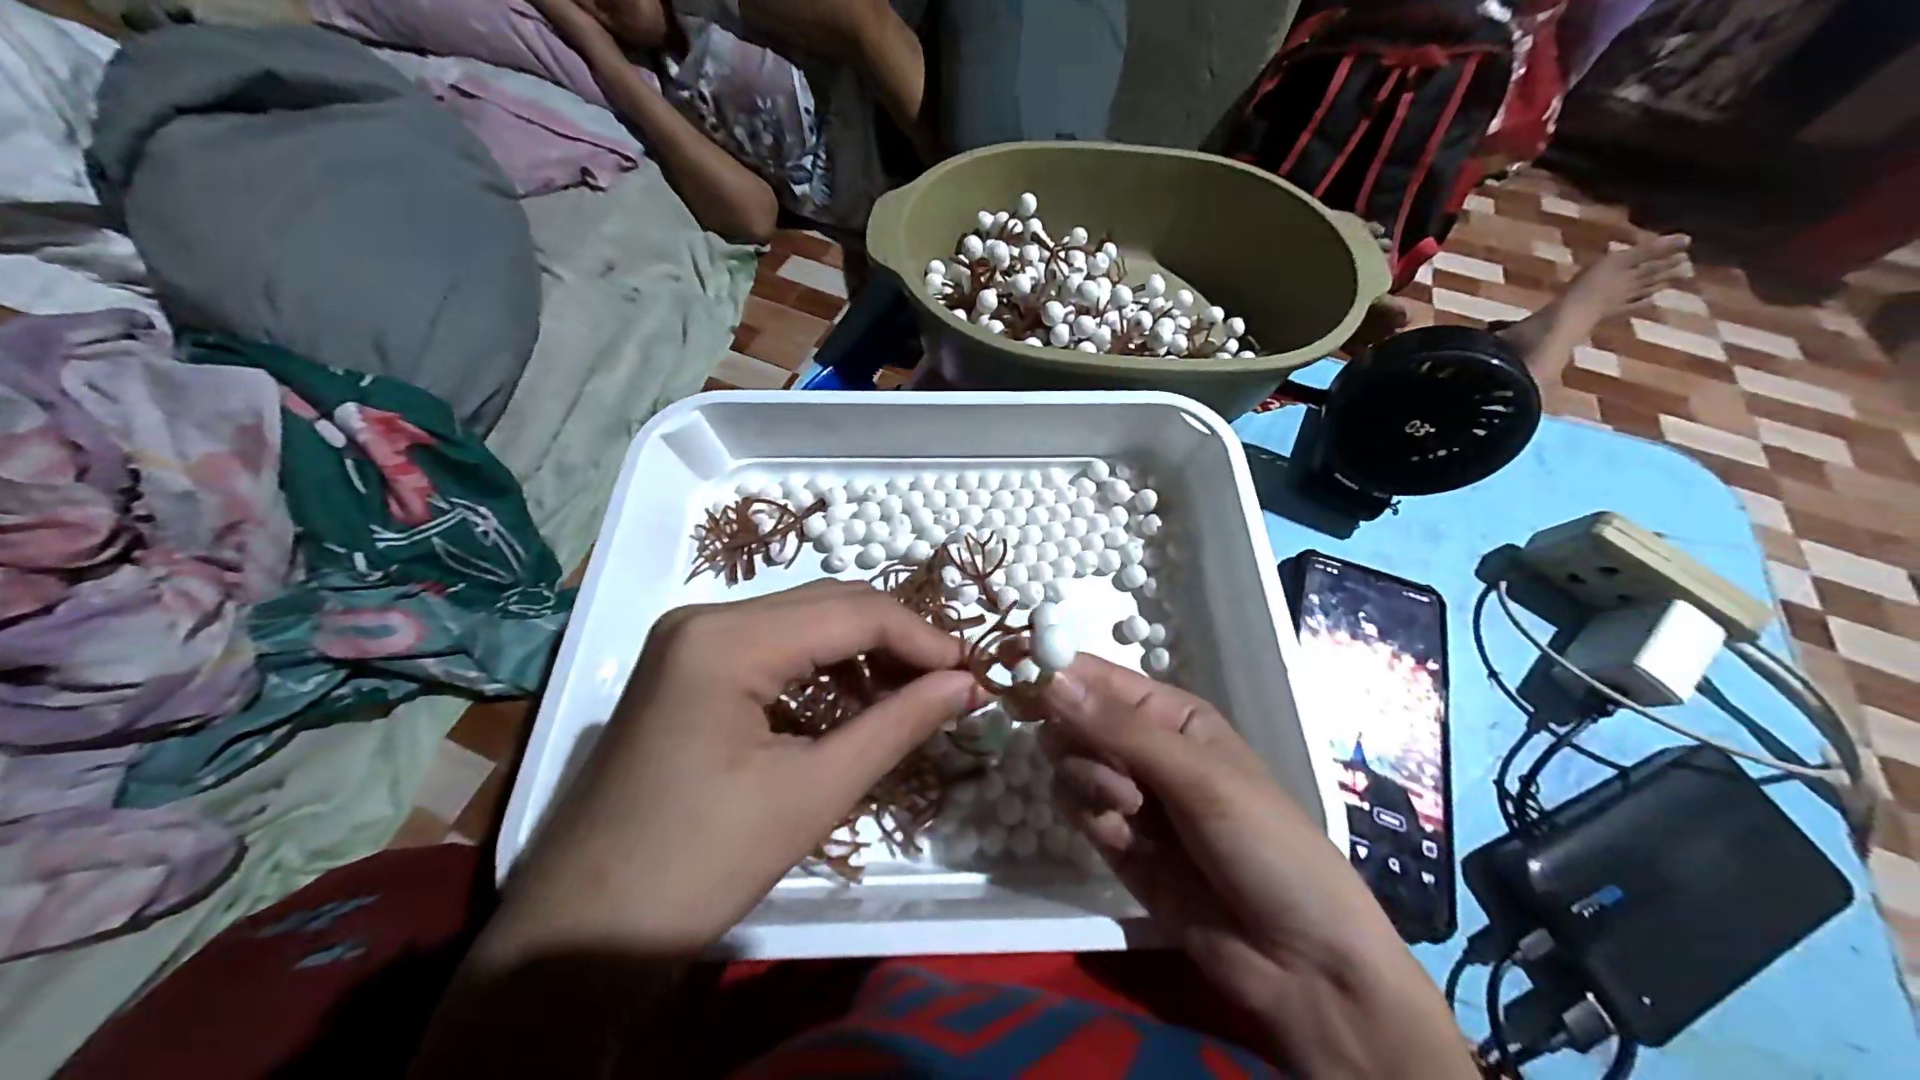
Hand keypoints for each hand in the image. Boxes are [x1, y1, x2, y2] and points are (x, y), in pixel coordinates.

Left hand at [489, 580, 985, 957]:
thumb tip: (967, 684)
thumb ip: (899, 724)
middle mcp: (704, 617)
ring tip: (909, 698)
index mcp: (728, 638)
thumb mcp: (814, 793)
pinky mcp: (685, 666)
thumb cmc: (700, 866)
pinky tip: (851, 704)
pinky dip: (821, 667)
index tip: (974, 674)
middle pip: (828, 604)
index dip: (924, 638)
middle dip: (896, 639)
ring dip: (862, 652)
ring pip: (802, 621)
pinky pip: (772, 646)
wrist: (581, 933)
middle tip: (950, 684)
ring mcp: (688, 639)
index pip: (854, 611)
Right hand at [1040, 656, 1474, 1077]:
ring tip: (1130, 812)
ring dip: (1088, 782)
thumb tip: (1049, 678)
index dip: (1056, 673)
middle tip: (1113, 772)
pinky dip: (1090, 818)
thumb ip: (1118, 729)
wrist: (1296, 961)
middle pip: (1072, 719)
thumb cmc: (1264, 843)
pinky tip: (1125, 841)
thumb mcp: (1197, 776)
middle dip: (1079, 740)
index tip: (1015, 677)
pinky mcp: (1114, 839)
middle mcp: (1143, 745)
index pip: (1096, 677)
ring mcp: (1127, 794)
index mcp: (1170, 714)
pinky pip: (1074, 808)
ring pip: (1067, 764)